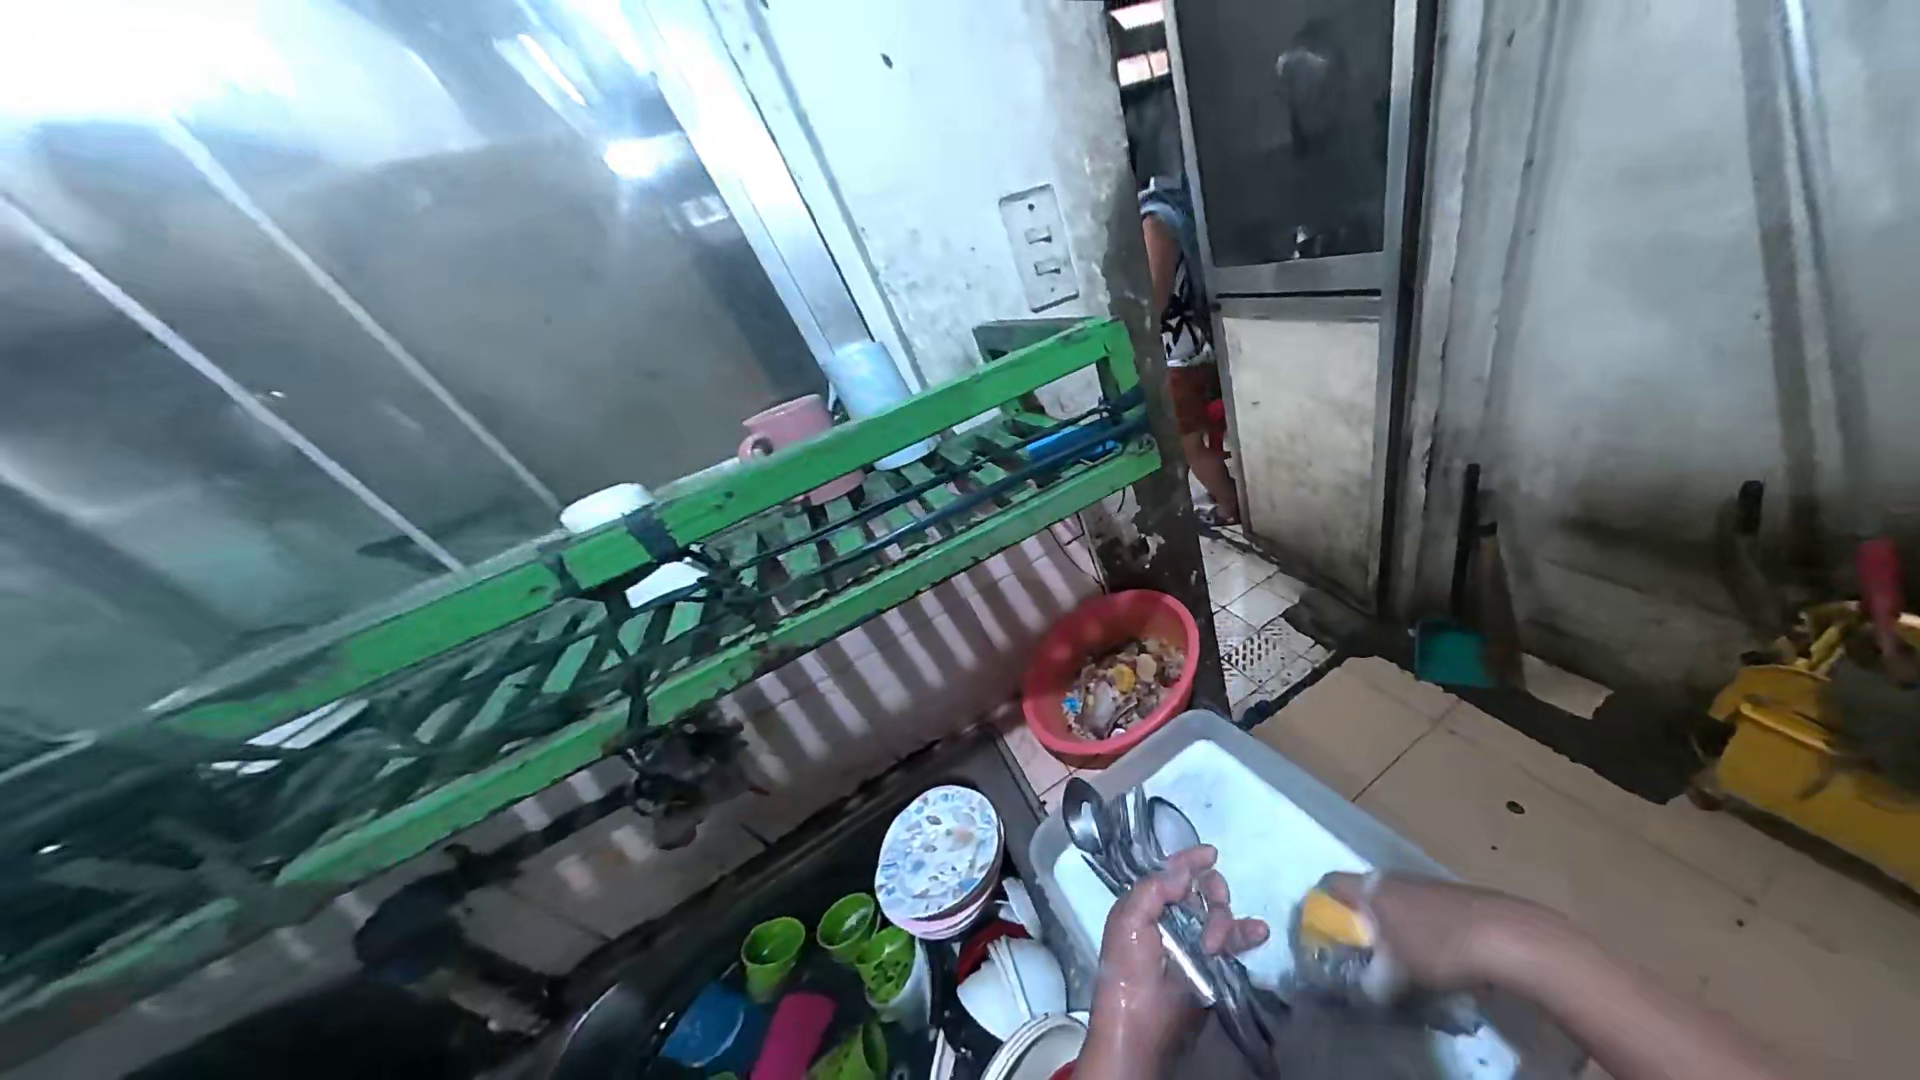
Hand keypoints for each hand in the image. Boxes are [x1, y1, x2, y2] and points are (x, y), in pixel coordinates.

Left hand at [1081, 845, 1268, 1078]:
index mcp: (1146, 903)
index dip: (1188, 860)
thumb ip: (1154, 888)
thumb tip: (1183, 870)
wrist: (1140, 1027)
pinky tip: (1258, 931)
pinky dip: (1247, 932)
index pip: (1171, 873)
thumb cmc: (1126, 967)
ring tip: (1216, 944)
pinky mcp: (1212, 966)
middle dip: (1209, 894)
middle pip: (1200, 890)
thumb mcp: (1128, 918)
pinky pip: (1234, 942)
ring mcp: (1193, 941)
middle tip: (1210, 912)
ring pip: (1218, 913)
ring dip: (1223, 919)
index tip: (1210, 853)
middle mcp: (1171, 916)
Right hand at [1320, 871, 1570, 990]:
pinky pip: (1422, 907)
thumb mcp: (1399, 973)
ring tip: (1402, 955)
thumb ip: (1373, 978)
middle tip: (1364, 949)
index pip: (1330, 883)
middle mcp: (1390, 876)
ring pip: (1394, 899)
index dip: (1321, 904)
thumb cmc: (1440, 947)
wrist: (1510, 936)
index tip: (1323, 930)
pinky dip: (1420, 926)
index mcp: (1369, 886)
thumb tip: (1363, 987)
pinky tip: (1438, 952)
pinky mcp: (1452, 893)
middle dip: (1359, 919)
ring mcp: (1423, 881)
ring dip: (1392, 923)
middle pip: (1362, 892)